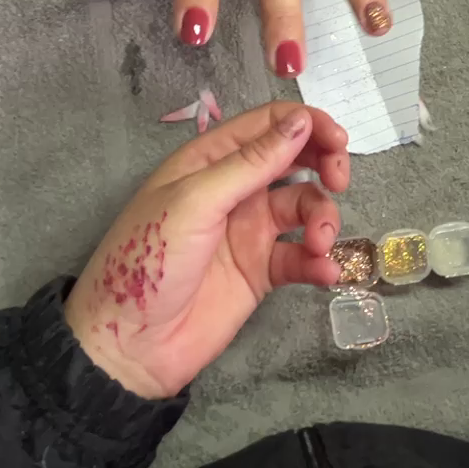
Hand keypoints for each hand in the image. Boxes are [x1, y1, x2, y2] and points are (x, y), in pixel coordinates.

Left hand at [63, 103, 350, 399]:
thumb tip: (301, 120)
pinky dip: (318, 261)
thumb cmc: (148, 259)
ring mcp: (250, 229)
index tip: (339, 140)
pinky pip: (300, 255)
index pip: (270, 124)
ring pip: (304, 206)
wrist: (128, 347)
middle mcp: (236, 187)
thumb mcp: (197, 201)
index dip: (308, 124)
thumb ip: (252, 162)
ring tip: (320, 243)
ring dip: (322, 218)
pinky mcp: (262, 270)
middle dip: (325, 162)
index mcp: (212, 159)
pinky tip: (323, 272)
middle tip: (341, 180)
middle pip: (295, 158)